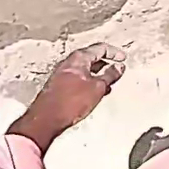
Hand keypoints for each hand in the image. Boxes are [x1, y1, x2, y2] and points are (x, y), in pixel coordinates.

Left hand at [7, 44, 125, 152]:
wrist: (45, 119)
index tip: (123, 58)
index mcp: (78, 58)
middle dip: (106, 63)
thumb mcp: (97, 88)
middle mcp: (68, 62)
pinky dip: (88, 81)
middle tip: (117, 69)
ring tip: (108, 84)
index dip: (114, 53)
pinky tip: (93, 93)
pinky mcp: (57, 85)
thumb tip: (119, 67)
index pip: (100, 48)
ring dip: (97, 74)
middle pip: (91, 57)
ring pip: (84, 69)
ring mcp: (61, 73)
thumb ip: (110, 75)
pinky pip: (77, 78)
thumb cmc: (69, 102)